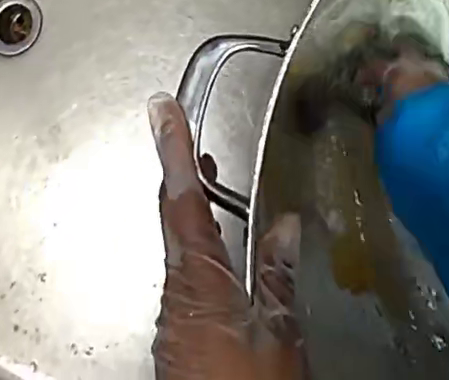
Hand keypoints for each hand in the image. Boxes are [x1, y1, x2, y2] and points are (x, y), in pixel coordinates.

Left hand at [149, 93, 305, 379]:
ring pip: (180, 247)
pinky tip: (223, 251)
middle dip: (179, 174)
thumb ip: (278, 278)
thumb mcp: (278, 337)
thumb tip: (288, 223)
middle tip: (185, 136)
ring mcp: (175, 317)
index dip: (174, 151)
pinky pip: (187, 275)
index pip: (182, 202)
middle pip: (173, 220)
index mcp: (199, 282)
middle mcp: (178, 293)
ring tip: (209, 180)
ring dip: (192, 208)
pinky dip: (200, 245)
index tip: (160, 112)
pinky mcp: (181, 337)